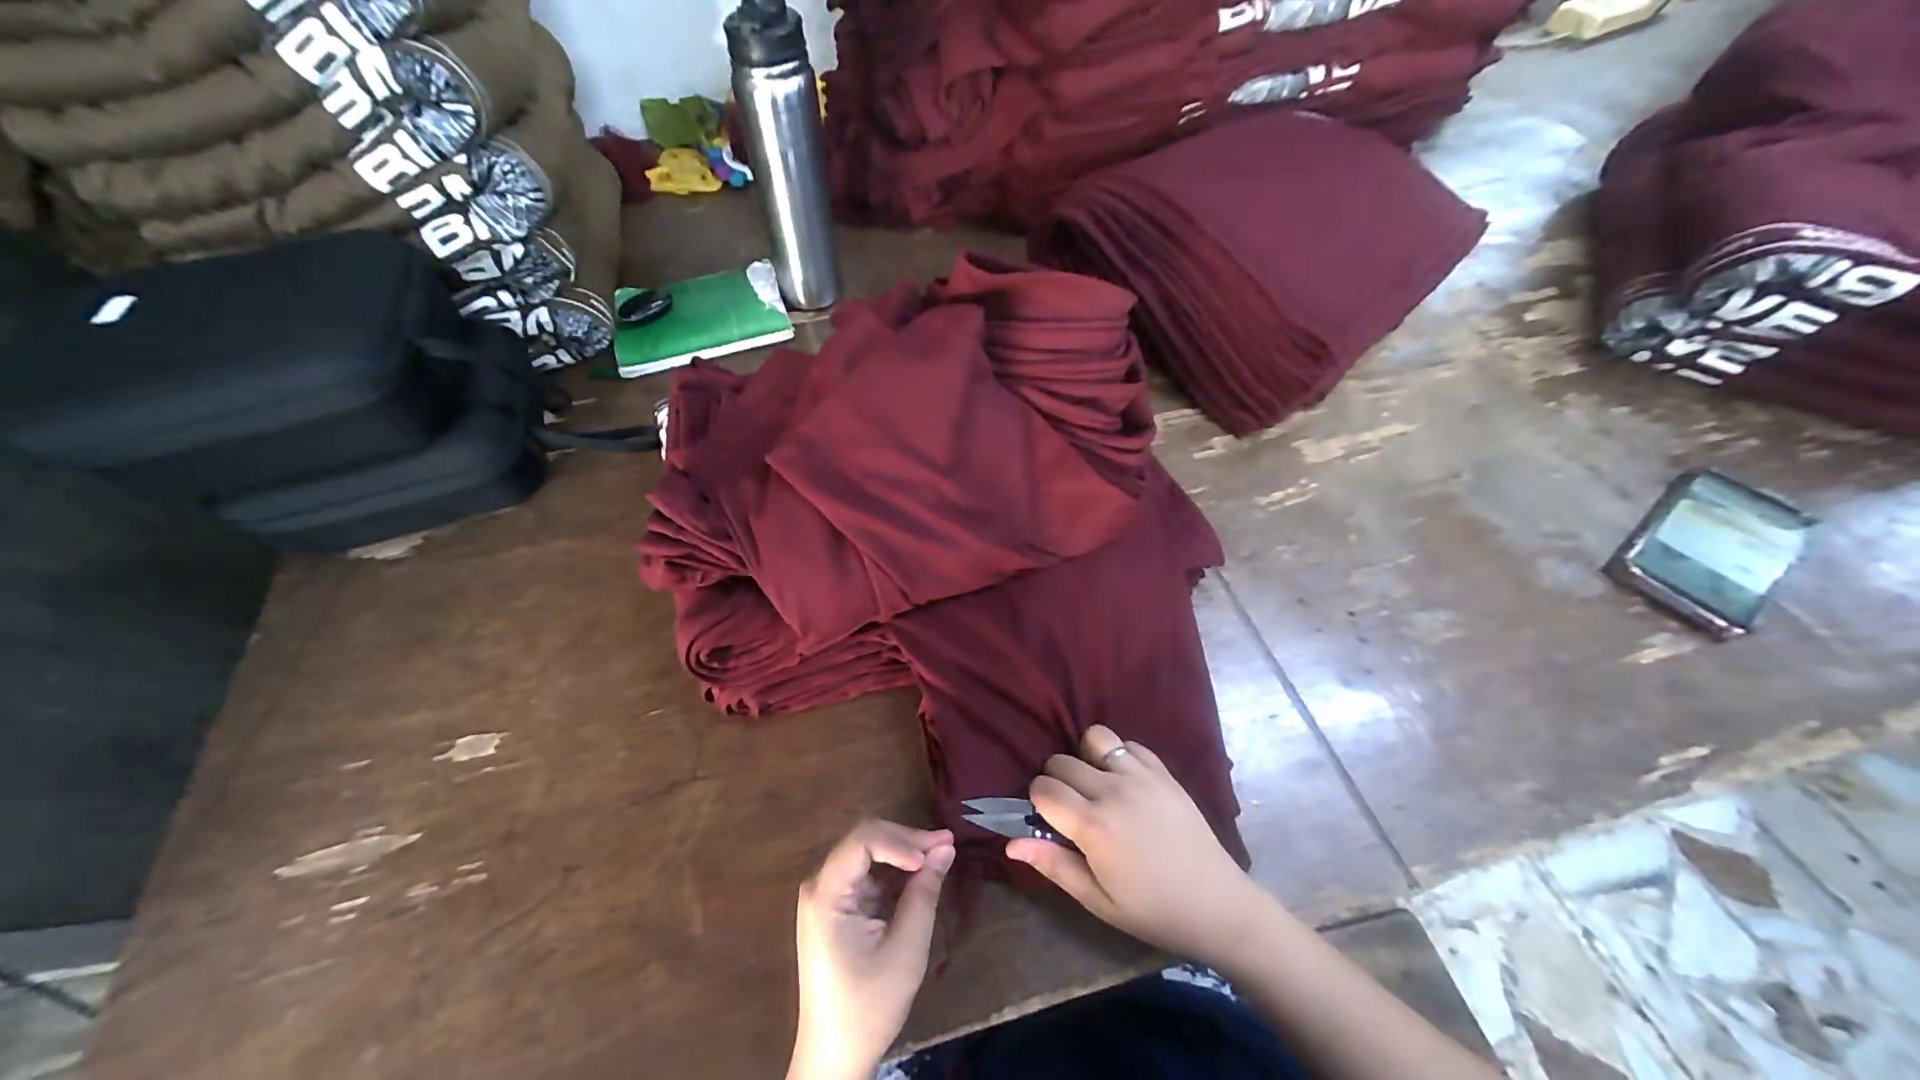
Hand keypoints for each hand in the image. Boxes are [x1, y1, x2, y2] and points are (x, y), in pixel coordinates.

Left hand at [788, 819, 954, 1079]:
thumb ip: (924, 893)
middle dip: (906, 840)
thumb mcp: (906, 950)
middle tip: (947, 845)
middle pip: (864, 840)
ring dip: (903, 852)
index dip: (901, 840)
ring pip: (868, 852)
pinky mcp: (837, 906)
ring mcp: (826, 895)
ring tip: (940, 854)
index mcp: (826, 894)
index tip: (933, 855)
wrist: (835, 1053)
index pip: (863, 840)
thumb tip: (945, 848)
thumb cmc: (868, 1006)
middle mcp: (820, 885)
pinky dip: (895, 871)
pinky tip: (921, 874)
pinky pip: (867, 873)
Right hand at [1006, 725, 1267, 967]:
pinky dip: (1118, 756)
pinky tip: (1124, 782)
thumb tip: (1011, 843)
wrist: (1218, 905)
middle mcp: (1114, 791)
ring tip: (1095, 785)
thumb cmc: (1153, 910)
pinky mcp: (1165, 773)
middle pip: (1062, 761)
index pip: (1043, 788)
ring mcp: (1142, 776)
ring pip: (1094, 739)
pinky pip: (1129, 744)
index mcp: (1093, 826)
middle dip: (1055, 780)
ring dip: (1085, 758)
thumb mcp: (1098, 899)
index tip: (1048, 819)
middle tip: (1070, 808)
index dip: (1037, 801)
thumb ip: (1054, 865)